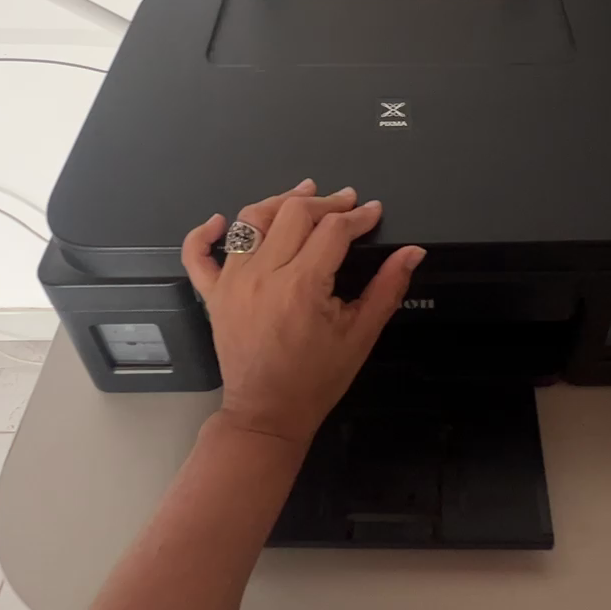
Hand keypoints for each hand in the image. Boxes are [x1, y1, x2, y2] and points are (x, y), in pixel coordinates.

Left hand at [182, 179, 425, 445]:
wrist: (268, 415)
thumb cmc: (316, 379)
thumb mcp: (362, 334)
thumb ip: (389, 287)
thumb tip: (413, 253)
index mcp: (301, 287)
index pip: (333, 230)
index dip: (358, 215)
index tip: (372, 211)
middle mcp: (263, 277)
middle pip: (293, 213)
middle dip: (326, 202)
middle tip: (346, 201)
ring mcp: (233, 284)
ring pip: (250, 220)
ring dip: (279, 201)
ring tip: (303, 195)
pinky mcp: (214, 295)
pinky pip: (197, 254)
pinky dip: (205, 232)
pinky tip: (222, 221)